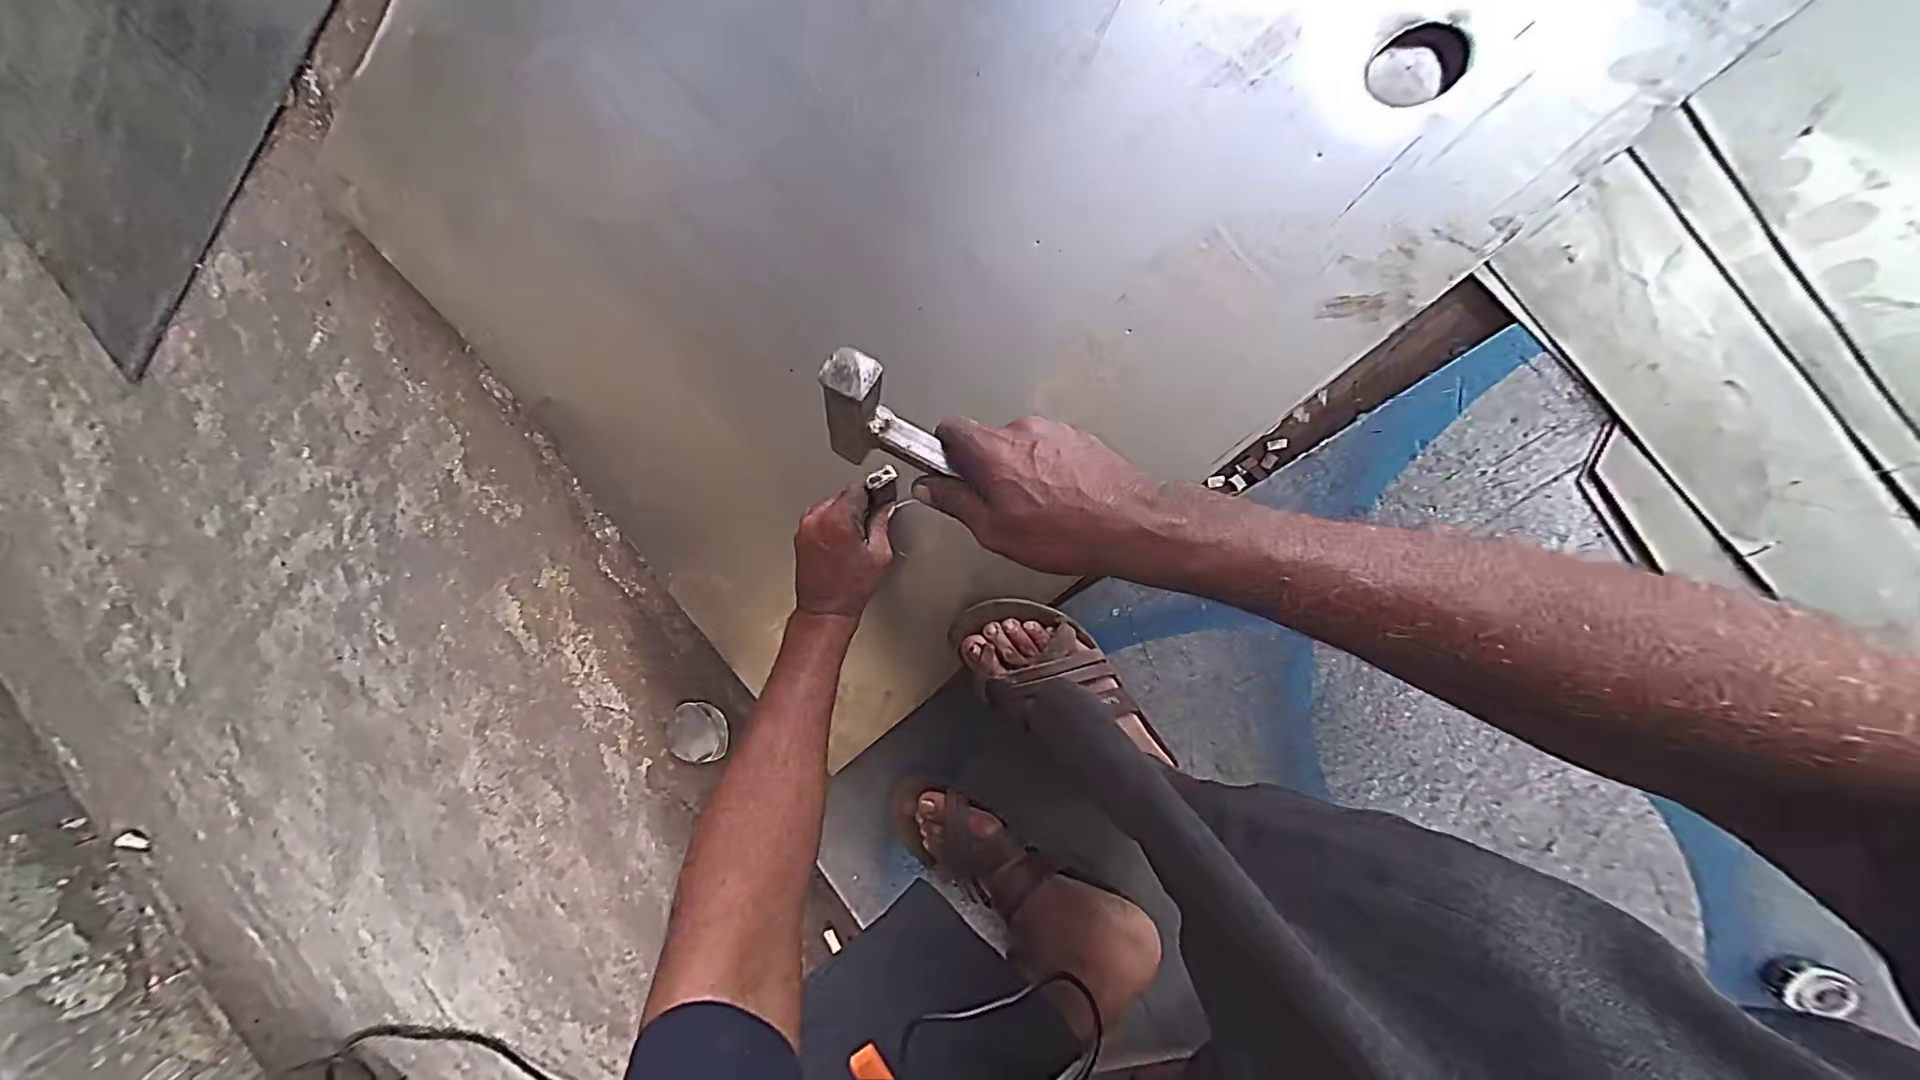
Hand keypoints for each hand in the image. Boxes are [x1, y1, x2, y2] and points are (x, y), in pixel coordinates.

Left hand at [793, 484, 894, 617]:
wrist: (825, 608)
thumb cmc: (850, 588)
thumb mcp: (879, 554)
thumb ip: (881, 523)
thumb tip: (882, 507)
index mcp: (838, 520)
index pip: (858, 488)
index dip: (873, 491)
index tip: (881, 494)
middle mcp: (817, 519)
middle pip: (843, 495)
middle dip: (858, 505)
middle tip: (870, 523)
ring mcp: (806, 527)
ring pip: (831, 505)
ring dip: (844, 513)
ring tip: (853, 537)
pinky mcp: (800, 535)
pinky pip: (820, 517)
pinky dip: (831, 523)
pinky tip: (841, 541)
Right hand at [912, 416, 1165, 576]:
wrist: (1129, 525)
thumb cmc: (1066, 532)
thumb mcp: (994, 531)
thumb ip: (955, 502)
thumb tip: (929, 487)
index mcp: (993, 450)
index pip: (950, 428)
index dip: (943, 451)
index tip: (946, 471)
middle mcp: (1023, 430)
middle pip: (986, 439)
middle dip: (985, 467)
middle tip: (997, 503)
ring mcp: (1054, 431)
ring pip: (1020, 445)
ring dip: (1020, 469)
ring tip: (1037, 507)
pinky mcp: (1079, 437)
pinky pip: (1049, 449)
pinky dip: (1048, 469)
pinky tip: (1060, 499)